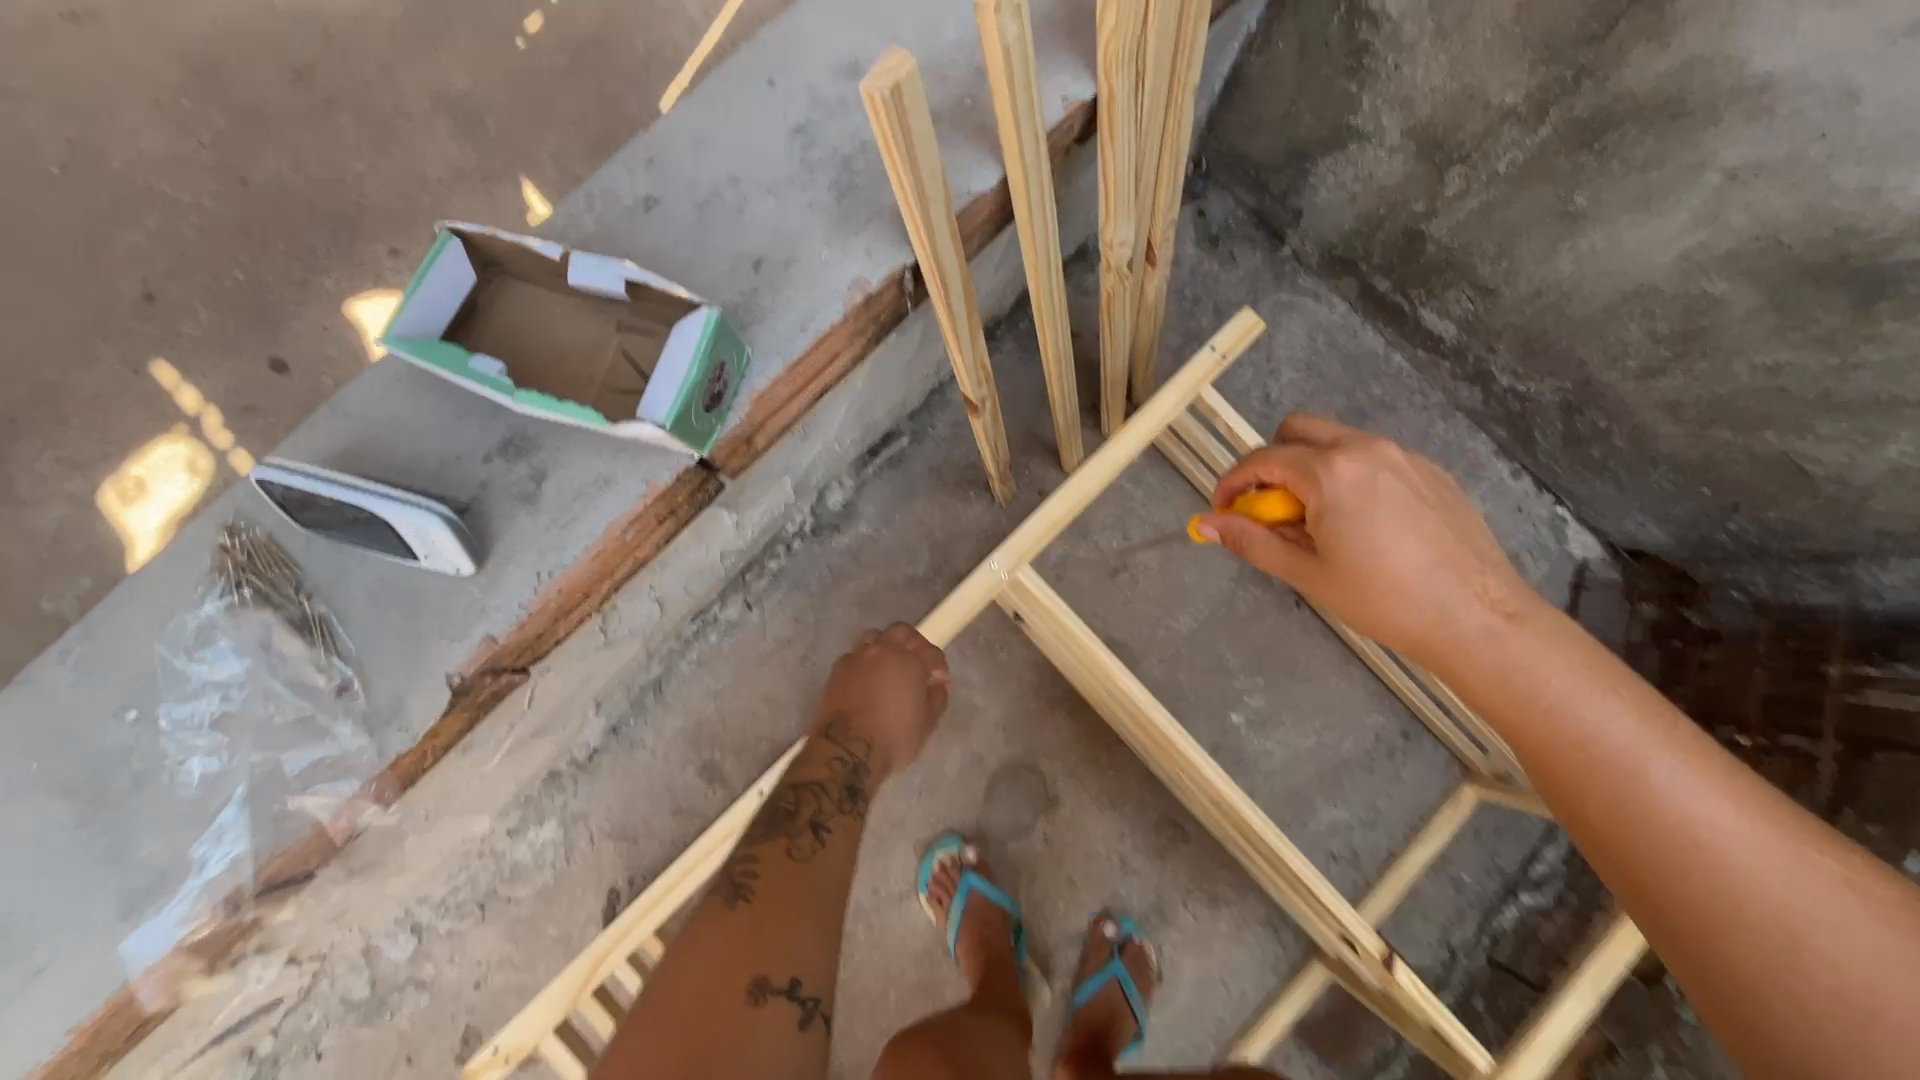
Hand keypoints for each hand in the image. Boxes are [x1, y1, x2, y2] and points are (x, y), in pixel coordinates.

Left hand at [815, 623, 949, 776]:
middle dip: (913, 642)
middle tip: (916, 661)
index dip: (939, 664)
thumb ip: (937, 700)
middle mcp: (884, 652)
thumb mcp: (926, 725)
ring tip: (888, 665)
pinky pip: (854, 655)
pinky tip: (866, 678)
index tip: (939, 678)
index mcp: (910, 663)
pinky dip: (864, 661)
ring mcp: (858, 657)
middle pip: (902, 631)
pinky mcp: (838, 669)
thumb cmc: (893, 739)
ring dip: (885, 646)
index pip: (931, 652)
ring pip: (874, 637)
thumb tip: (938, 687)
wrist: (846, 750)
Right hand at [1194, 412, 1539, 665]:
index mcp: (1331, 472)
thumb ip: (1251, 541)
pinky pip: (1375, 458)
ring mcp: (1404, 456)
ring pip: (1339, 441)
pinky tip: (1363, 524)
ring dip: (1312, 468)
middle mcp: (1366, 449)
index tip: (1223, 510)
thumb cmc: (1382, 599)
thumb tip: (1207, 523)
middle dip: (1272, 461)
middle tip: (1269, 508)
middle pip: (1298, 429)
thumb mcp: (1307, 573)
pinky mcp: (1431, 471)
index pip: (1263, 459)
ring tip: (1318, 521)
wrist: (1475, 616)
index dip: (1233, 483)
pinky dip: (1351, 476)